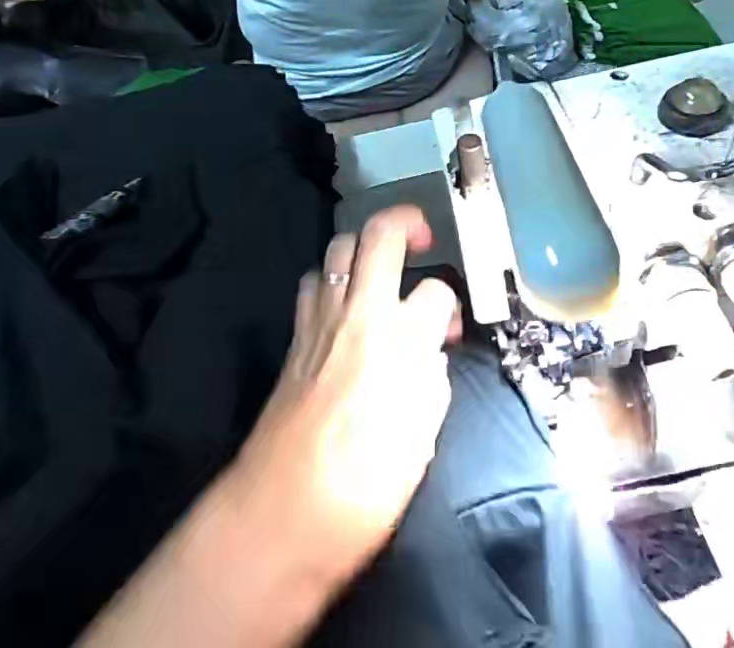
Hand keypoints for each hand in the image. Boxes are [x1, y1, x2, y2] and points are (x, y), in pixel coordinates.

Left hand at [226, 206, 462, 584]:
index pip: (436, 291)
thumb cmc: (365, 485)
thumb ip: (432, 378)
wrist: (283, 511)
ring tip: (381, 273)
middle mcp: (357, 313)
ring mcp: (319, 319)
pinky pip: (312, 283)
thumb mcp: (423, 435)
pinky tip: (343, 306)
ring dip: (363, 248)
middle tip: (422, 238)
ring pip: (338, 248)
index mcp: (398, 339)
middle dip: (406, 222)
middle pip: (379, 235)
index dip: (450, 305)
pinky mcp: (294, 335)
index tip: (449, 328)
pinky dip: (332, 279)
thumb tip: (429, 353)